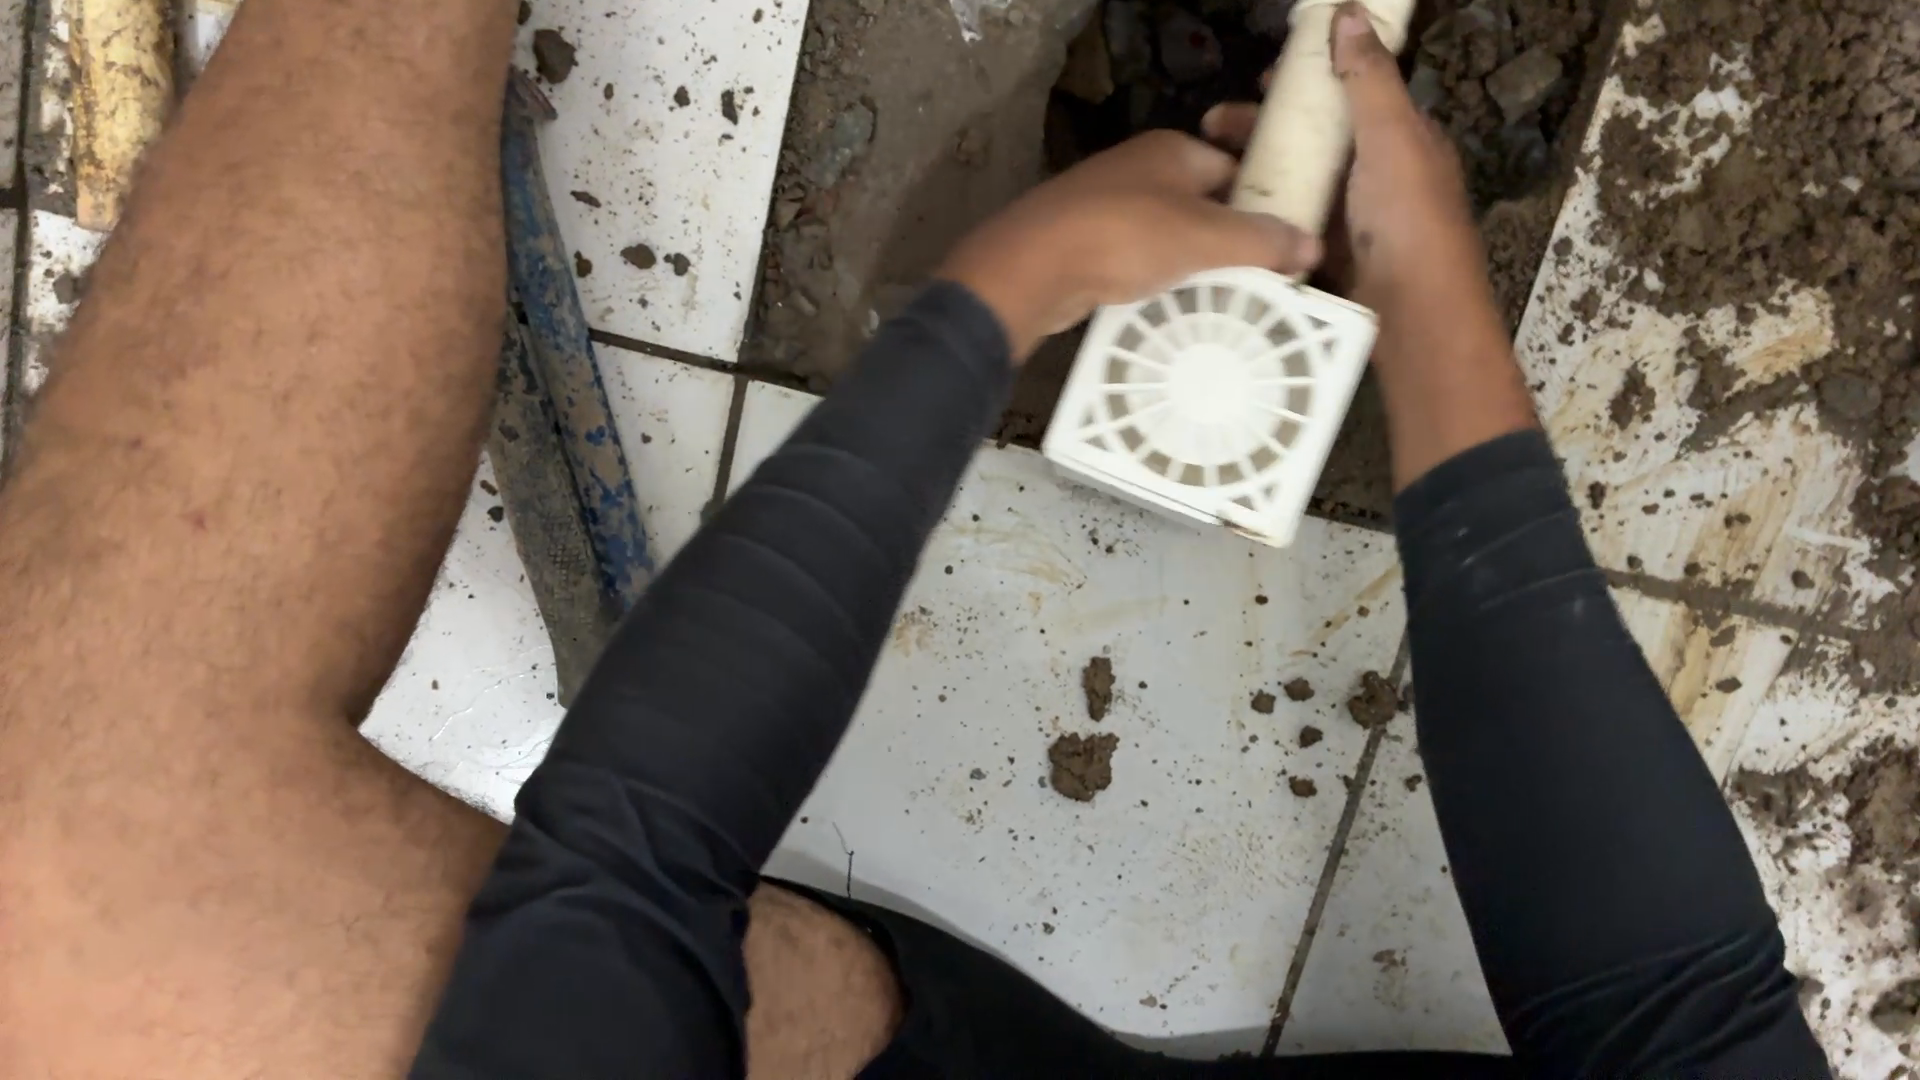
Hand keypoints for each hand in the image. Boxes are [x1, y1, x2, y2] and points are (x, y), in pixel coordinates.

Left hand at [935, 130, 1322, 362]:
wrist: (1035, 268)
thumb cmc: (1124, 236)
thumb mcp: (1204, 237)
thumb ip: (1259, 241)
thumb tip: (1311, 247)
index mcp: (1172, 150)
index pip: (1233, 168)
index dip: (1261, 202)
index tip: (1282, 243)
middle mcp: (1137, 171)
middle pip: (1198, 203)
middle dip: (1224, 239)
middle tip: (1256, 279)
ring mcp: (1104, 208)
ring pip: (1163, 235)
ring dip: (1186, 264)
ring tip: (1218, 299)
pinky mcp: (1081, 247)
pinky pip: (1131, 261)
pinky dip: (1150, 280)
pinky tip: (1163, 305)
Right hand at [1203, 1, 1532, 488]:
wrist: (1407, 308)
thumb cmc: (1407, 217)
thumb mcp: (1392, 138)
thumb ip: (1368, 81)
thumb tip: (1346, 14)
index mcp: (1394, 138)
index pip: (1346, 95)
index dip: (1305, 81)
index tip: (1260, 80)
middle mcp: (1366, 175)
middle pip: (1307, 139)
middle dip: (1259, 128)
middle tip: (1210, 126)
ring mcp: (1338, 217)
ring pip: (1288, 181)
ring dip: (1248, 170)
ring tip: (1202, 169)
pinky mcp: (1314, 252)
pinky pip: (1279, 222)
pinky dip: (1252, 214)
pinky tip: (1219, 213)